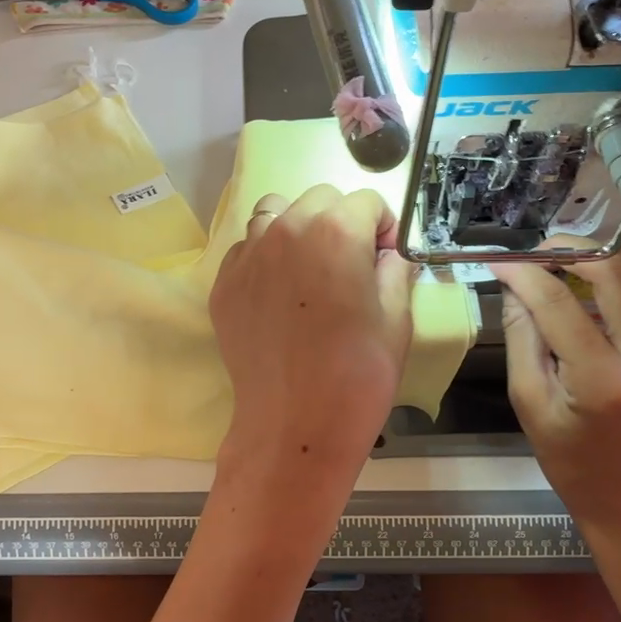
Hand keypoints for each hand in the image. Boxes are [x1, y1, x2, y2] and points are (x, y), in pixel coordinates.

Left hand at [209, 186, 415, 487]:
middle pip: (319, 199)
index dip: (383, 228)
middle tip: (350, 266)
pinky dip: (266, 258)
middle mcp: (287, 229)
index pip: (368, 202)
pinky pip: (247, 249)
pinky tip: (277, 296)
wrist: (295, 423)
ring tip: (309, 271)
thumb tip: (387, 256)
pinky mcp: (224, 283)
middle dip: (341, 221)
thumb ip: (394, 272)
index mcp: (336, 230)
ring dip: (297, 229)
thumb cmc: (358, 373)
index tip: (385, 260)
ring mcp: (248, 255)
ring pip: (274, 214)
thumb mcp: (397, 319)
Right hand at [491, 236, 620, 532]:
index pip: (556, 302)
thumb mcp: (528, 402)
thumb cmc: (571, 457)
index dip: (521, 272)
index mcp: (601, 380)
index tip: (499, 262)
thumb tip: (516, 284)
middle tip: (544, 253)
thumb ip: (521, 337)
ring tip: (598, 254)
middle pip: (618, 273)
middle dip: (571, 248)